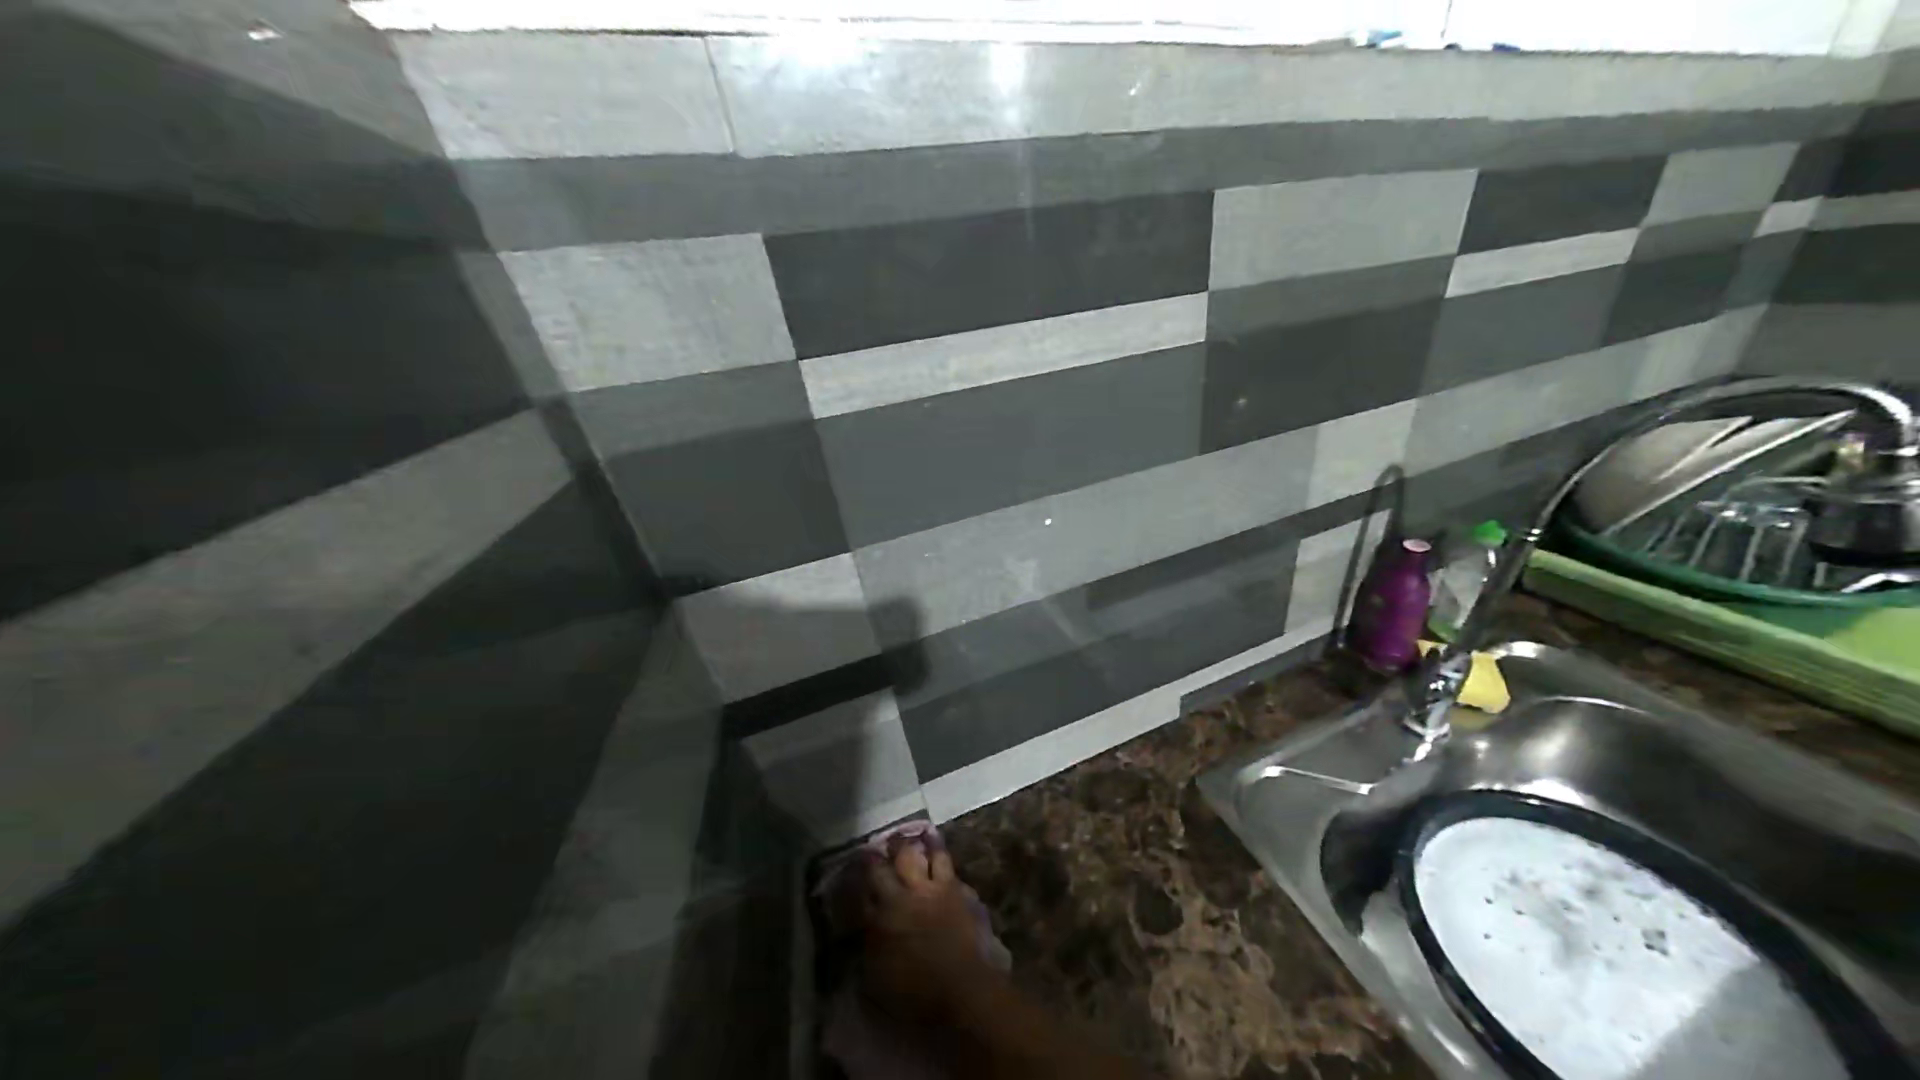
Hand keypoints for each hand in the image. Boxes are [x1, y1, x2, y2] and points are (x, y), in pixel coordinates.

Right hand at [860, 840, 1000, 1027]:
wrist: (962, 987)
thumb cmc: (916, 993)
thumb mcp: (877, 981)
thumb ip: (867, 951)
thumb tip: (860, 933)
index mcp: (877, 921)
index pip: (859, 895)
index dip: (853, 883)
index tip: (849, 876)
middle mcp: (899, 898)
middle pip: (881, 869)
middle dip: (874, 858)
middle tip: (871, 849)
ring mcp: (927, 889)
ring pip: (912, 856)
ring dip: (904, 846)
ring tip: (899, 837)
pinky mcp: (952, 887)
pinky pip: (943, 860)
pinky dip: (936, 848)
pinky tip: (933, 838)